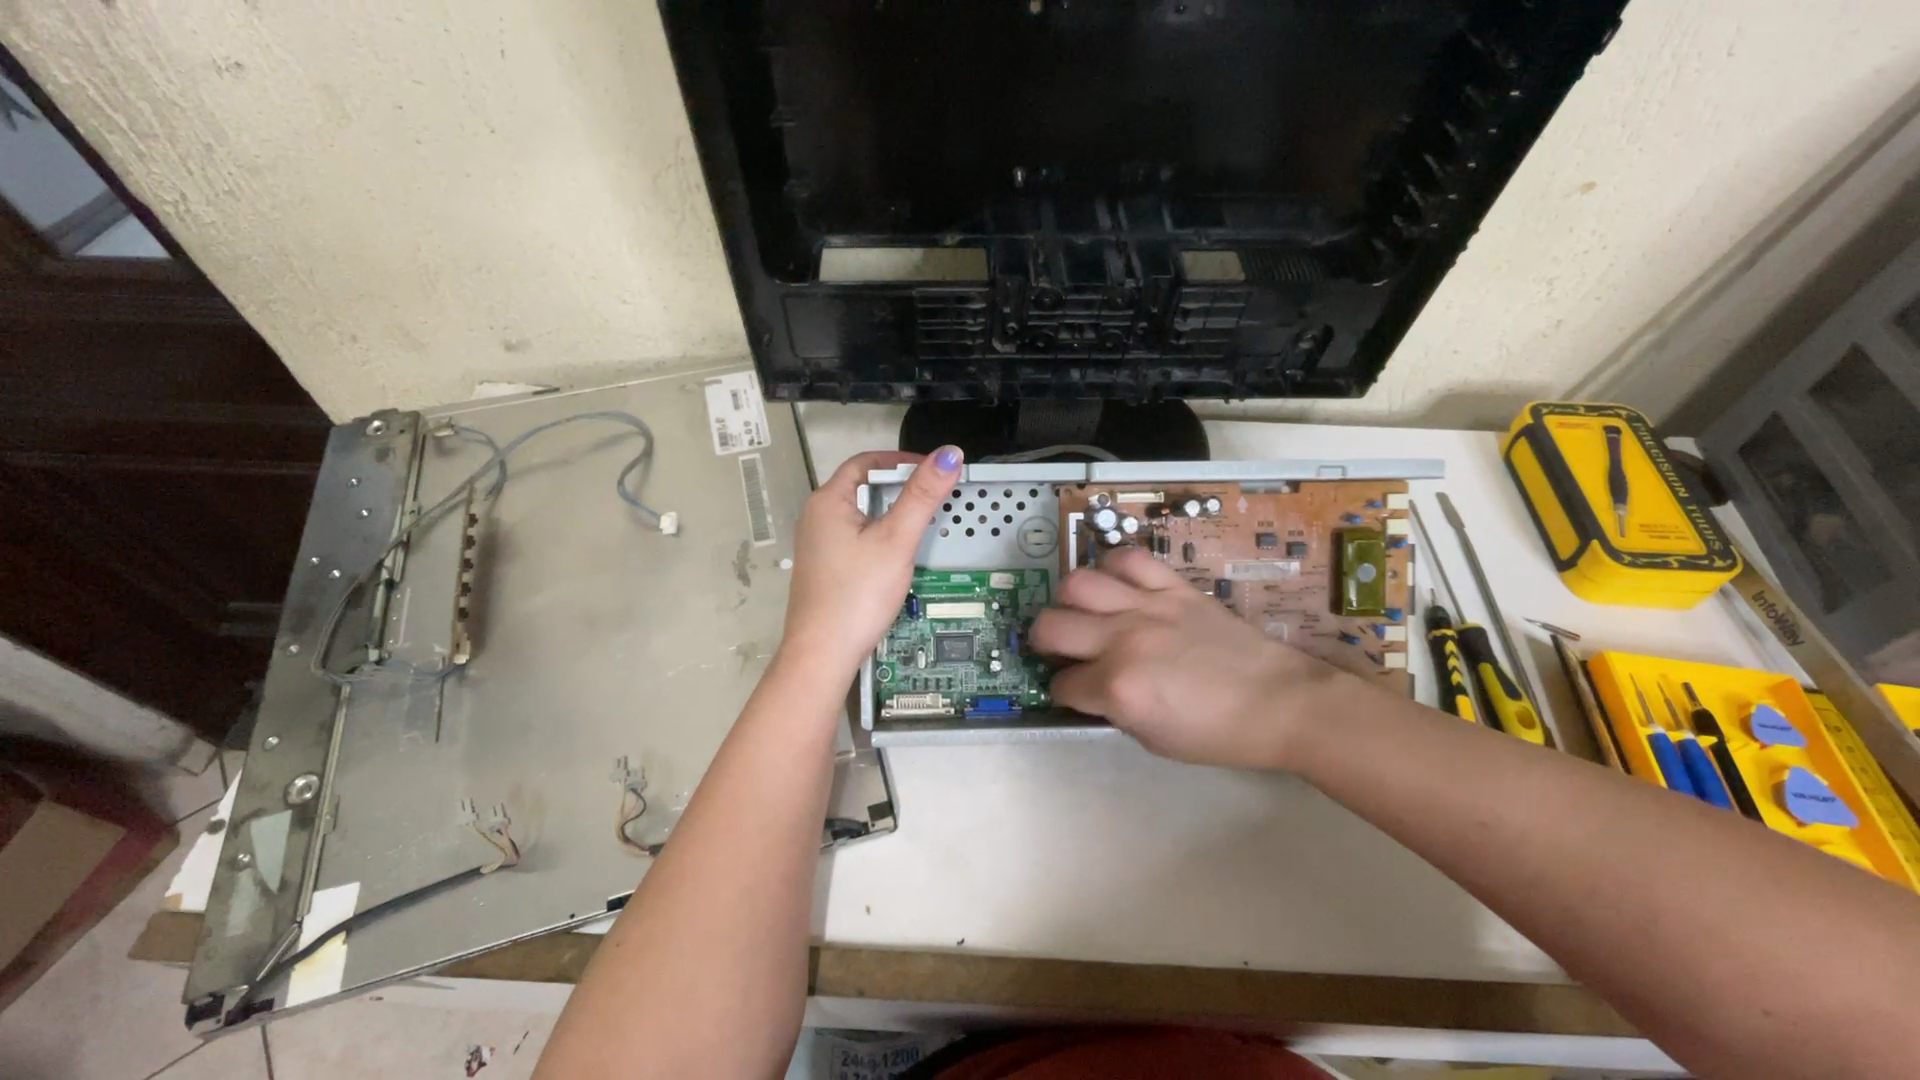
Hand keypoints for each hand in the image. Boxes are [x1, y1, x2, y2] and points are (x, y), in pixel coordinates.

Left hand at [778, 446, 962, 676]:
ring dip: (891, 515)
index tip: (933, 471)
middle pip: (863, 487)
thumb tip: (949, 454)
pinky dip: (880, 538)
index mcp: (827, 501)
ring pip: (861, 516)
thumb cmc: (857, 594)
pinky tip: (898, 558)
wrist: (823, 653)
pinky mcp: (824, 569)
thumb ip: (922, 496)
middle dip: (900, 489)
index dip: (901, 461)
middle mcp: (816, 518)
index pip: (866, 461)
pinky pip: (855, 539)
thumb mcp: (896, 540)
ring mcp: (818, 545)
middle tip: (933, 500)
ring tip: (921, 527)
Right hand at [1031, 547, 1354, 768]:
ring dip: (1069, 600)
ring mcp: (1148, 608)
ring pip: (1079, 583)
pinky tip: (1116, 584)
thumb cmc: (1217, 734)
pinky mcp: (1174, 587)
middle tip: (1060, 649)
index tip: (1072, 691)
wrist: (1278, 702)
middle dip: (1045, 642)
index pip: (1062, 684)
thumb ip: (1113, 709)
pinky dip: (1113, 567)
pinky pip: (1130, 559)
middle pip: (1052, 626)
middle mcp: (1123, 642)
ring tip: (1082, 611)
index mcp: (1118, 689)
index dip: (1063, 691)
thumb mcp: (1153, 739)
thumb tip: (1091, 687)